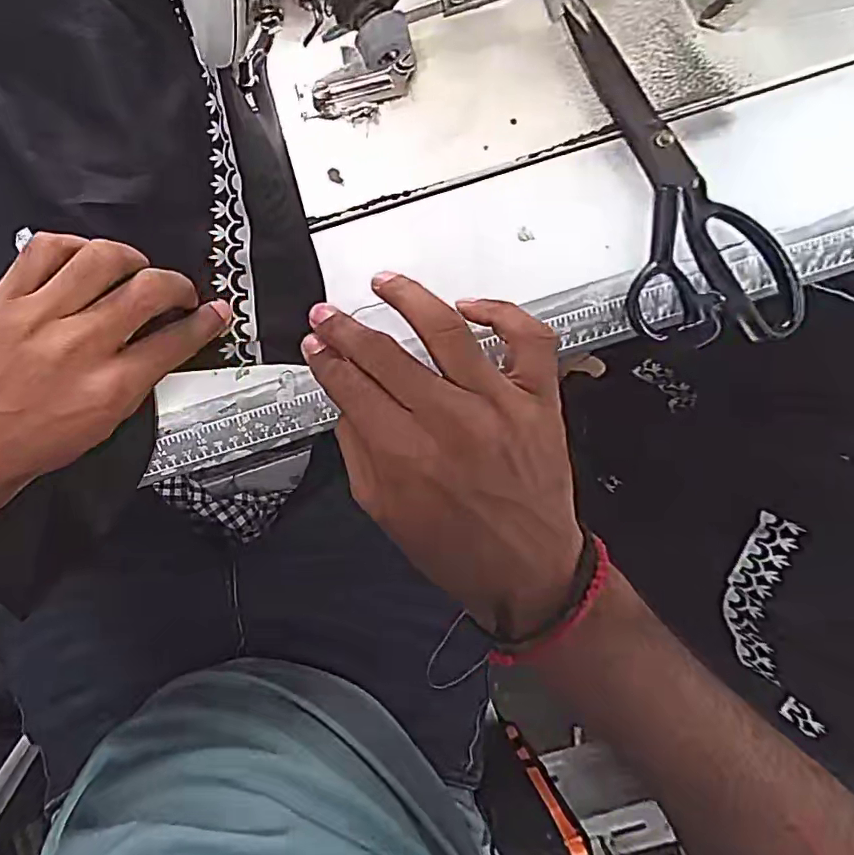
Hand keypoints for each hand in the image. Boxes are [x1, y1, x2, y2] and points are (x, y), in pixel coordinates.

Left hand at [0, 233, 229, 521]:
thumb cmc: (40, 438)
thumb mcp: (108, 419)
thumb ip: (144, 374)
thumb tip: (174, 335)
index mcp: (107, 388)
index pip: (173, 341)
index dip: (205, 321)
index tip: (213, 311)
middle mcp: (75, 348)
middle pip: (146, 291)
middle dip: (177, 285)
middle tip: (177, 292)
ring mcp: (38, 319)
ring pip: (102, 258)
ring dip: (132, 258)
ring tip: (133, 270)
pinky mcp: (7, 301)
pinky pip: (46, 247)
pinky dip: (75, 246)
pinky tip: (83, 260)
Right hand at [302, 273, 583, 635]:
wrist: (528, 571)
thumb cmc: (455, 547)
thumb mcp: (381, 506)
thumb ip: (356, 447)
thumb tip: (342, 398)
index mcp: (404, 454)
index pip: (350, 384)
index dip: (325, 357)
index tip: (315, 342)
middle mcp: (449, 422)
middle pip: (384, 353)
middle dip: (345, 328)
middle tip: (329, 314)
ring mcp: (498, 406)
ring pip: (446, 330)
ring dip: (407, 298)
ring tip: (385, 283)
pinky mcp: (538, 401)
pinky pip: (527, 338)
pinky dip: (500, 312)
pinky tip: (470, 306)